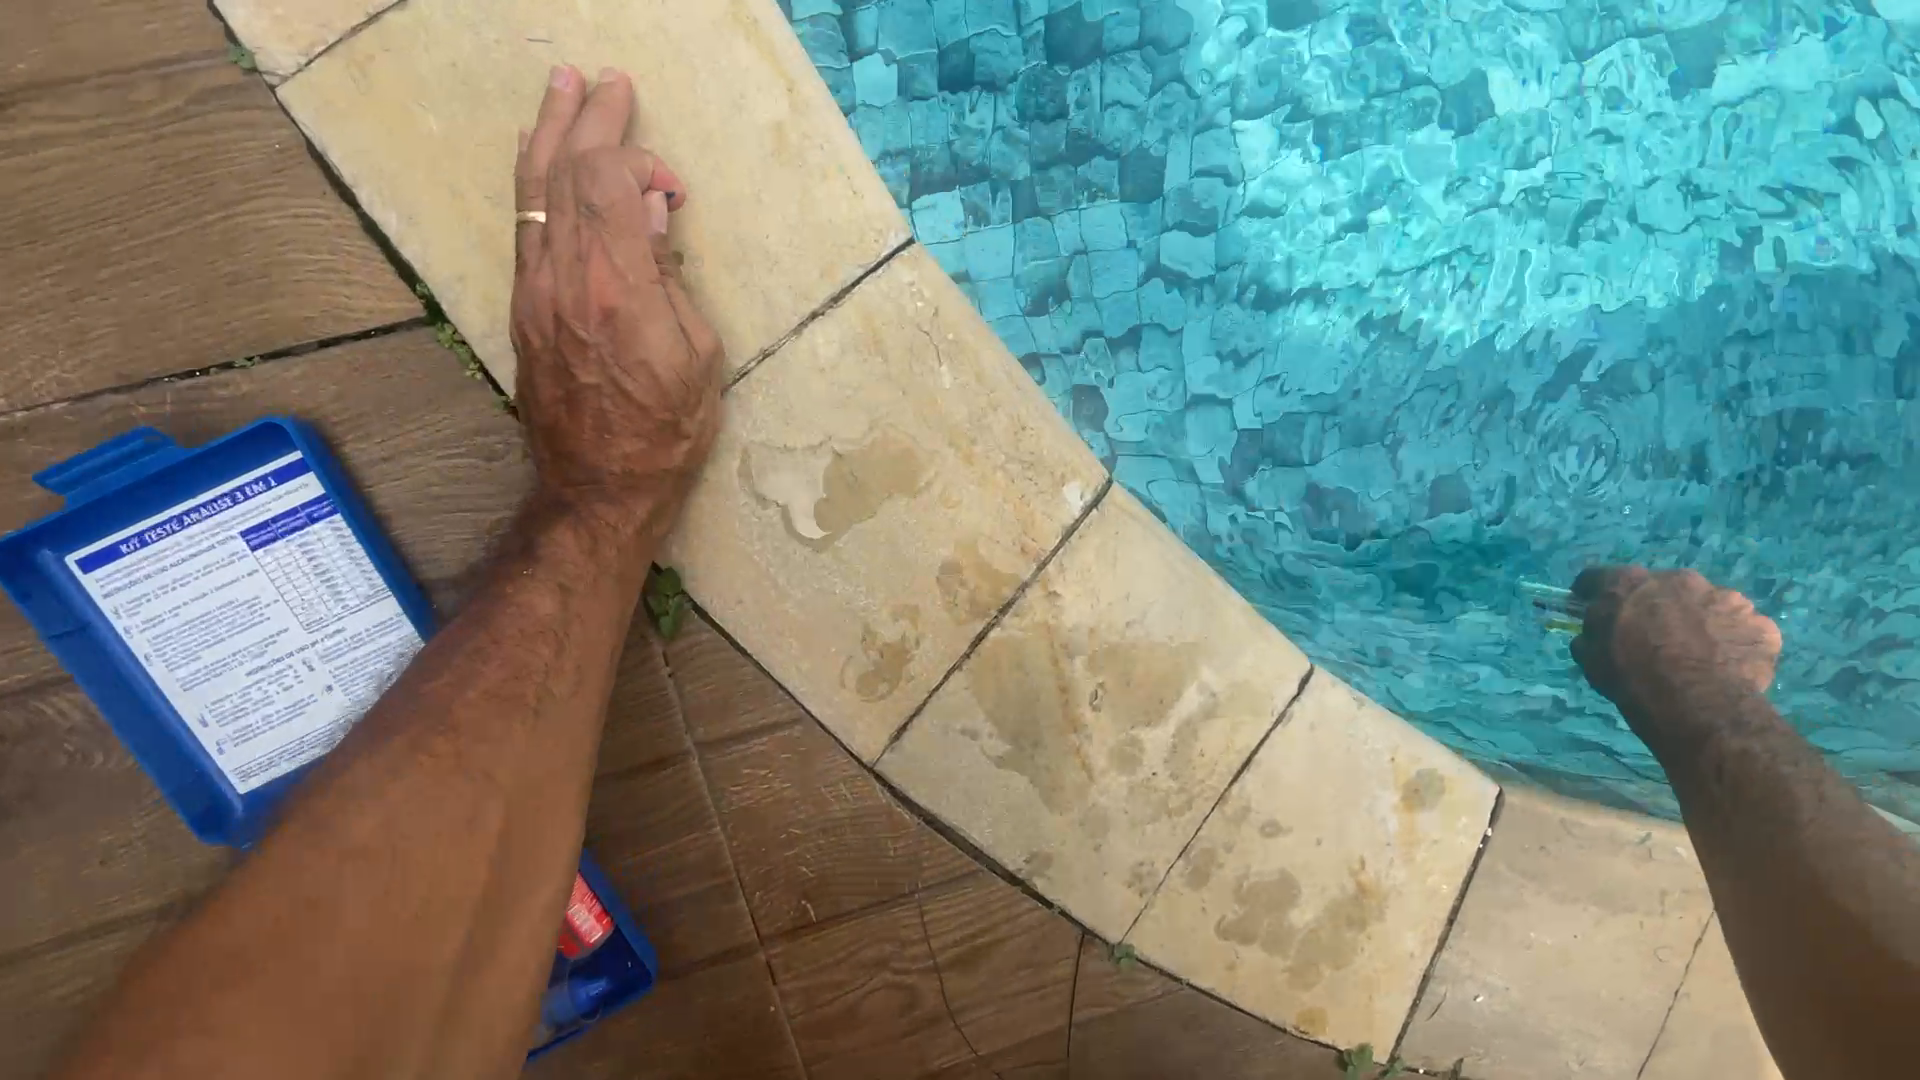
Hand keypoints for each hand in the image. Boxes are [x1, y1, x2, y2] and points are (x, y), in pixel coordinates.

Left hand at [509, 65, 723, 547]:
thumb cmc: (667, 431)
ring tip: (559, 94)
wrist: (600, 485)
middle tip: (601, 82)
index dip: (635, 156)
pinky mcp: (522, 310)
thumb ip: (673, 280)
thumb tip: (657, 218)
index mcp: (619, 289)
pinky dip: (533, 184)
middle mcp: (566, 279)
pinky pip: (522, 228)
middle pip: (563, 173)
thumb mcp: (699, 358)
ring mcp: (534, 292)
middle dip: (584, 120)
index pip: (608, 182)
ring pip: (531, 193)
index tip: (670, 178)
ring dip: (547, 136)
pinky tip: (538, 164)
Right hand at [1571, 566, 1782, 730]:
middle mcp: (1676, 579)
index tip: (1591, 608)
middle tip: (1650, 634)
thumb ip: (1592, 633)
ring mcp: (1726, 598)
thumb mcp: (1588, 656)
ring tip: (1695, 651)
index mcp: (1627, 583)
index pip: (1597, 578)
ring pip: (1706, 604)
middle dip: (1654, 604)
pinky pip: (1740, 627)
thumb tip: (1598, 632)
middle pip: (1660, 586)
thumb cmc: (1629, 674)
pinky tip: (1724, 663)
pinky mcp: (1760, 623)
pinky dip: (1730, 639)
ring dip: (1697, 619)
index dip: (1592, 593)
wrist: (1695, 702)